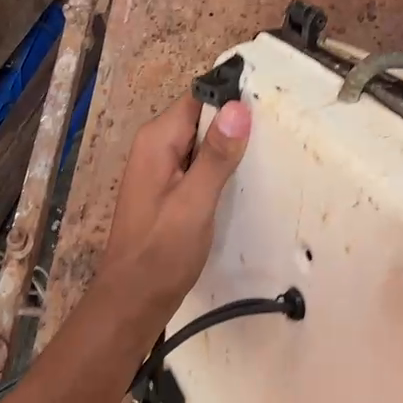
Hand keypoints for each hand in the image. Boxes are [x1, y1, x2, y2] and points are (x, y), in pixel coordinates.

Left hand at [6, 94, 251, 402]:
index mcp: (157, 139)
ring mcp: (158, 166)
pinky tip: (236, 184)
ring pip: (200, 141)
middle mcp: (154, 144)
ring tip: (262, 158)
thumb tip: (238, 106)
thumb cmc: (161, 254)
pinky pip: (195, 162)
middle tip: (271, 137)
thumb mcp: (194, 204)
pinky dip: (216, 168)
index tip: (265, 107)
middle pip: (200, 117)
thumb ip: (216, 156)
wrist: (131, 303)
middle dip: (231, 125)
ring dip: (226, 149)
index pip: (199, 98)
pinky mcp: (166, 186)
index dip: (230, 100)